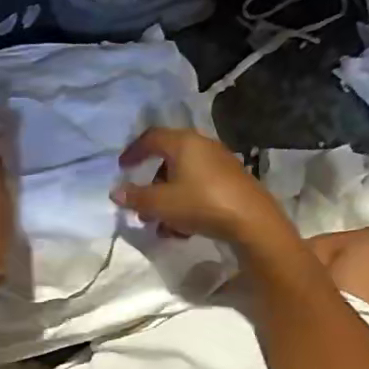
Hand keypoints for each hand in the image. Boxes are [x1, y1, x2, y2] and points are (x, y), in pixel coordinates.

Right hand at [113, 128, 291, 248]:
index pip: (151, 138)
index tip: (122, 168)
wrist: (252, 221)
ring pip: (184, 178)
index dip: (134, 152)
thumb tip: (116, 192)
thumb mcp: (161, 204)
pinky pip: (201, 188)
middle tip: (142, 208)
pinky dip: (187, 204)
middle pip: (168, 160)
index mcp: (183, 143)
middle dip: (152, 186)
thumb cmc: (201, 204)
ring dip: (168, 200)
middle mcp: (203, 147)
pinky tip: (184, 230)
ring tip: (162, 226)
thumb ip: (136, 198)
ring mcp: (220, 164)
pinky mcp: (232, 182)